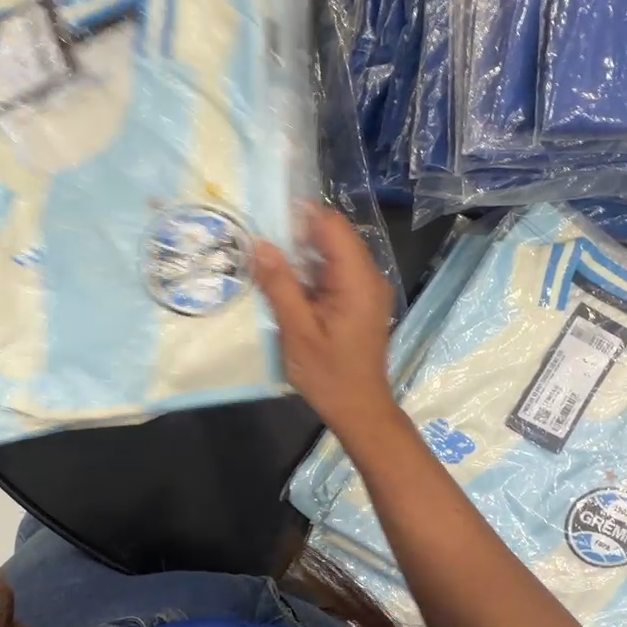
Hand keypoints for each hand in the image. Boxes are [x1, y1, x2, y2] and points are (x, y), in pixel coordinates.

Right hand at [252, 206, 398, 439]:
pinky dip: (309, 273)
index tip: (265, 220)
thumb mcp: (297, 331)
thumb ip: (279, 285)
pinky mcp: (358, 302)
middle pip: (333, 237)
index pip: (332, 226)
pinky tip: (284, 285)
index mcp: (357, 280)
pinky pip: (333, 274)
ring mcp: (365, 290)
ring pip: (331, 254)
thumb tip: (260, 245)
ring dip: (300, 255)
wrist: (358, 409)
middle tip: (258, 243)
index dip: (300, 216)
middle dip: (295, 235)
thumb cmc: (328, 374)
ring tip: (265, 261)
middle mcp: (368, 277)